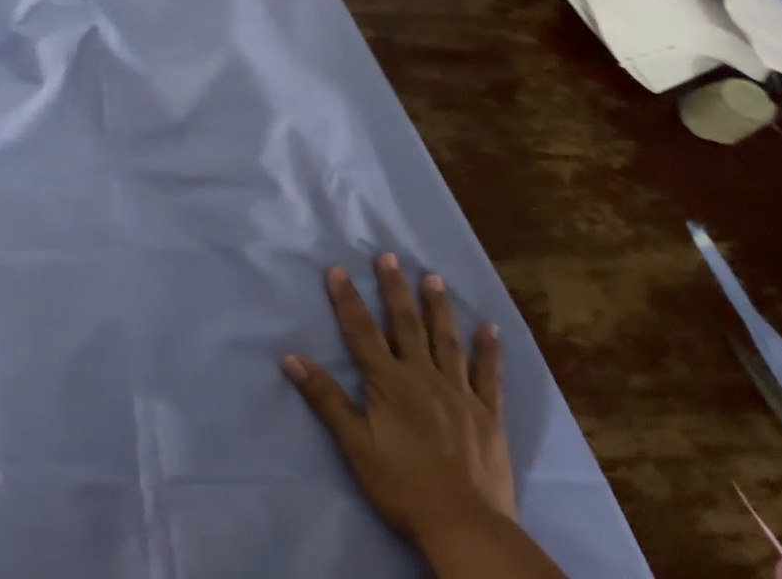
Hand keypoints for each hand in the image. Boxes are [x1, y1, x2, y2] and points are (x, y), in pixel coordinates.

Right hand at [282, 254, 515, 543]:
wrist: (465, 524)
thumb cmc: (401, 485)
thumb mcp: (354, 444)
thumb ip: (326, 399)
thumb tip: (291, 358)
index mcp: (388, 383)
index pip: (361, 332)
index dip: (347, 299)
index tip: (338, 269)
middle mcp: (424, 378)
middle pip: (405, 326)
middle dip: (394, 290)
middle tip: (390, 257)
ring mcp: (460, 394)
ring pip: (446, 341)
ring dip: (438, 308)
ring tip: (433, 278)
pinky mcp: (488, 414)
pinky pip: (489, 375)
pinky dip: (489, 350)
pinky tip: (489, 329)